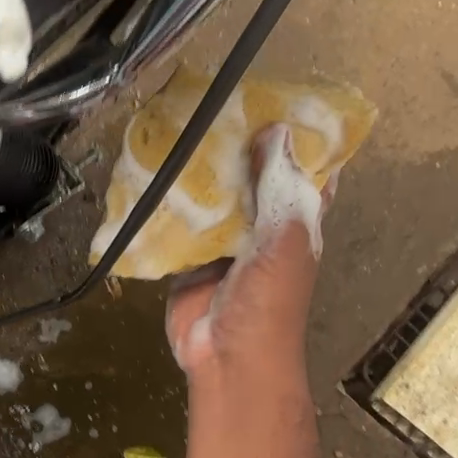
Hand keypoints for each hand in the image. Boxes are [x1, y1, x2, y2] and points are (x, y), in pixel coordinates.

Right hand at [163, 124, 333, 376]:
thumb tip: (275, 133)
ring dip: (197, 179)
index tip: (279, 102)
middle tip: (214, 111)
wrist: (226, 354)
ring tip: (178, 137)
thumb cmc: (269, 301)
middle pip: (249, 181)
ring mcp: (220, 247)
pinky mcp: (186, 264)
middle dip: (235, 152)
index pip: (304, 172)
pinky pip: (176, 232)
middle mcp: (259, 229)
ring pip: (211, 203)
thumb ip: (281, 187)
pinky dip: (165, 213)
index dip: (298, 140)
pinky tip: (152, 185)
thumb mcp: (286, 236)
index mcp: (296, 220)